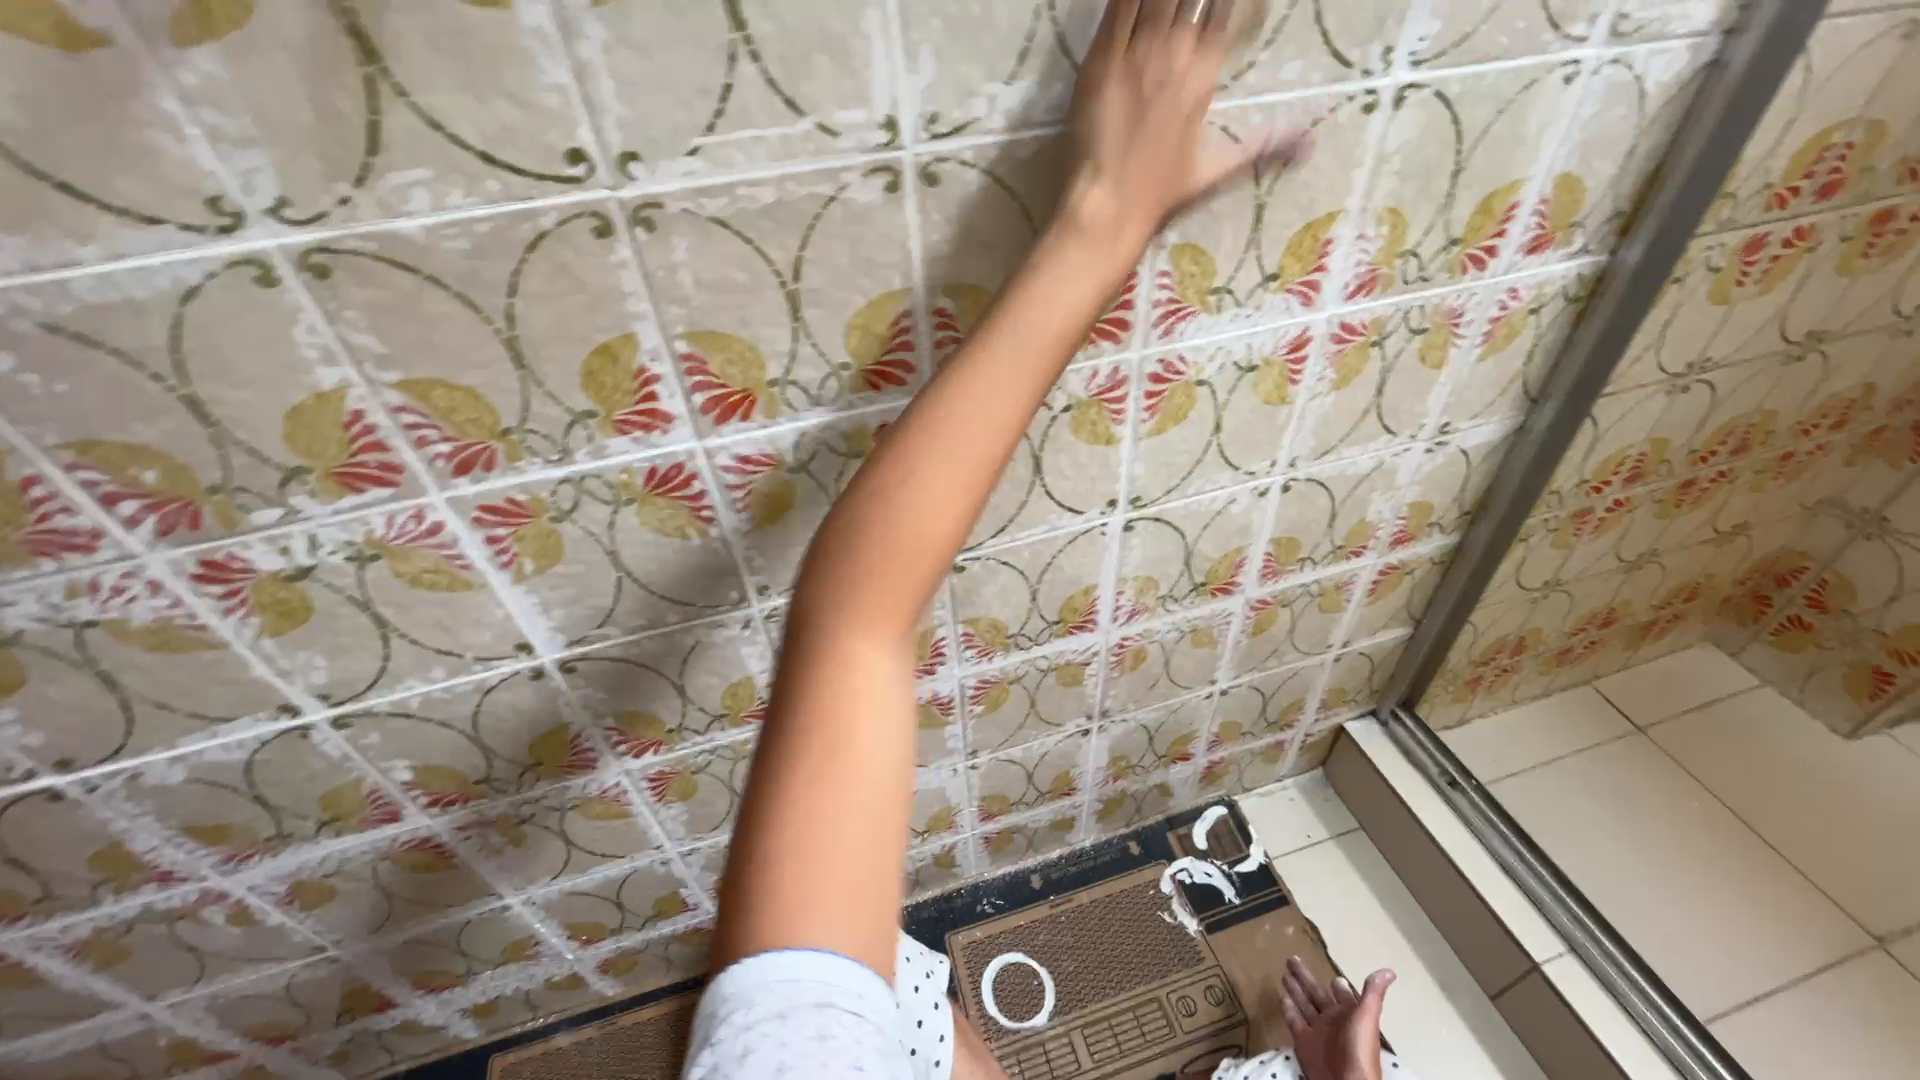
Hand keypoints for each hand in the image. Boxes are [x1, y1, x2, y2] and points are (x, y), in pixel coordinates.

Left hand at [1063, 0, 1308, 251]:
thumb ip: (1263, 147)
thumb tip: (1309, 144)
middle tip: (1183, 9)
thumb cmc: (1160, 194)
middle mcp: (1175, 52)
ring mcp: (1136, 51)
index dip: (1221, 2)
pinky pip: (1118, 5)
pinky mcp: (1100, 58)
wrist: (1110, 205)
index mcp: (1204, 74)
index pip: (1224, 9)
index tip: (1215, 9)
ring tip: (1162, 4)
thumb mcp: (1217, 170)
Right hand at [1282, 955, 1395, 1079]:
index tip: (1332, 975)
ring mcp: (1316, 1030)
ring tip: (1284, 972)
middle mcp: (1332, 1020)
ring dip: (1294, 989)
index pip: (1341, 994)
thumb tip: (1389, 970)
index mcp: (1348, 1013)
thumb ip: (1373, 994)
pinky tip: (1282, 997)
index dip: (1337, 985)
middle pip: (1316, 993)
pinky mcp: (1303, 1041)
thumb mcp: (1367, 1018)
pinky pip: (1294, 1021)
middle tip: (1292, 958)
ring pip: (1303, 1004)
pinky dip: (1288, 1009)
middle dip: (1304, 977)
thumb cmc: (1358, 1049)